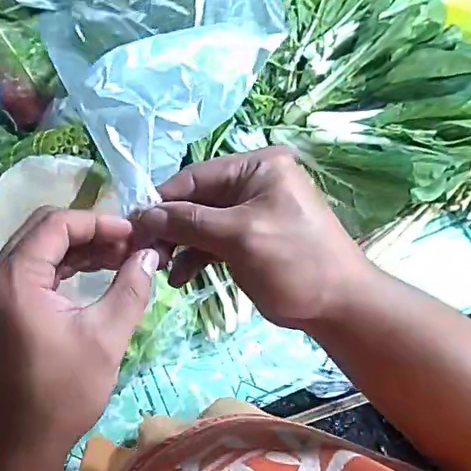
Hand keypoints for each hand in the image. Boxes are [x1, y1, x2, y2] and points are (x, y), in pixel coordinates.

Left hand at [0, 208, 157, 454]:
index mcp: (17, 277)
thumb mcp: (106, 336)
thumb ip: (130, 288)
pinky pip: (33, 272)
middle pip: (43, 230)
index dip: (100, 223)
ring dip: (78, 250)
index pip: (57, 224)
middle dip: (89, 232)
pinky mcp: (2, 310)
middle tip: (128, 246)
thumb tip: (150, 254)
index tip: (134, 235)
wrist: (27, 438)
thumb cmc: (66, 389)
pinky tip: (94, 275)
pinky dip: (63, 268)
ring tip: (119, 258)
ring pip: (39, 250)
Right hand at [133, 147, 375, 329]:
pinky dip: (198, 257)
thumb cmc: (293, 261)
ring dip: (181, 246)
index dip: (162, 201)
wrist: (337, 304)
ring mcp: (252, 211)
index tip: (132, 226)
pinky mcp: (251, 239)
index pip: (195, 176)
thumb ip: (188, 222)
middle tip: (146, 254)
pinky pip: (215, 241)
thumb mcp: (238, 236)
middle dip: (171, 228)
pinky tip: (182, 277)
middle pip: (196, 200)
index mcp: (257, 166)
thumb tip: (143, 214)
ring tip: (165, 272)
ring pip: (202, 224)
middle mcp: (253, 182)